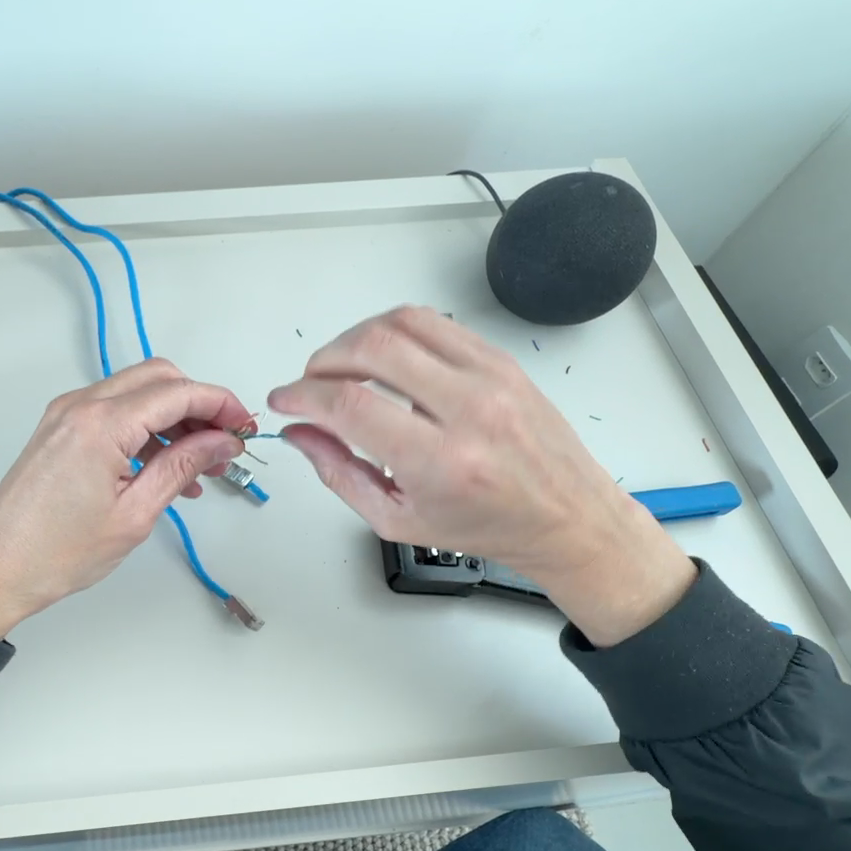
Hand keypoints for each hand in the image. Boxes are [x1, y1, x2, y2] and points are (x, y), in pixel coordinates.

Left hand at [0, 359, 251, 638]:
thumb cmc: (60, 553)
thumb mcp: (135, 514)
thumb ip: (182, 466)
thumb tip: (223, 441)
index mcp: (101, 423)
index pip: (177, 391)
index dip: (220, 404)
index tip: (244, 428)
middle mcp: (80, 405)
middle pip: (158, 378)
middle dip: (198, 404)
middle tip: (224, 444)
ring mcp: (65, 415)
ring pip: (136, 393)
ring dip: (172, 418)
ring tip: (200, 466)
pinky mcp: (58, 430)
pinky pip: (112, 413)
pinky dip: (144, 430)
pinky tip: (165, 469)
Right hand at [268, 307, 695, 645]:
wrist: (567, 518)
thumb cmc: (484, 527)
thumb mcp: (396, 520)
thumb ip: (339, 473)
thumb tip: (299, 433)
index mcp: (439, 462)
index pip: (349, 404)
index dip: (301, 396)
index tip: (283, 401)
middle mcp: (468, 410)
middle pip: (372, 348)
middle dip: (322, 361)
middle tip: (310, 383)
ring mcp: (490, 376)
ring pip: (402, 322)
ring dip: (354, 338)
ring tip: (341, 366)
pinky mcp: (501, 359)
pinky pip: (434, 323)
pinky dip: (393, 332)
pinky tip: (381, 357)